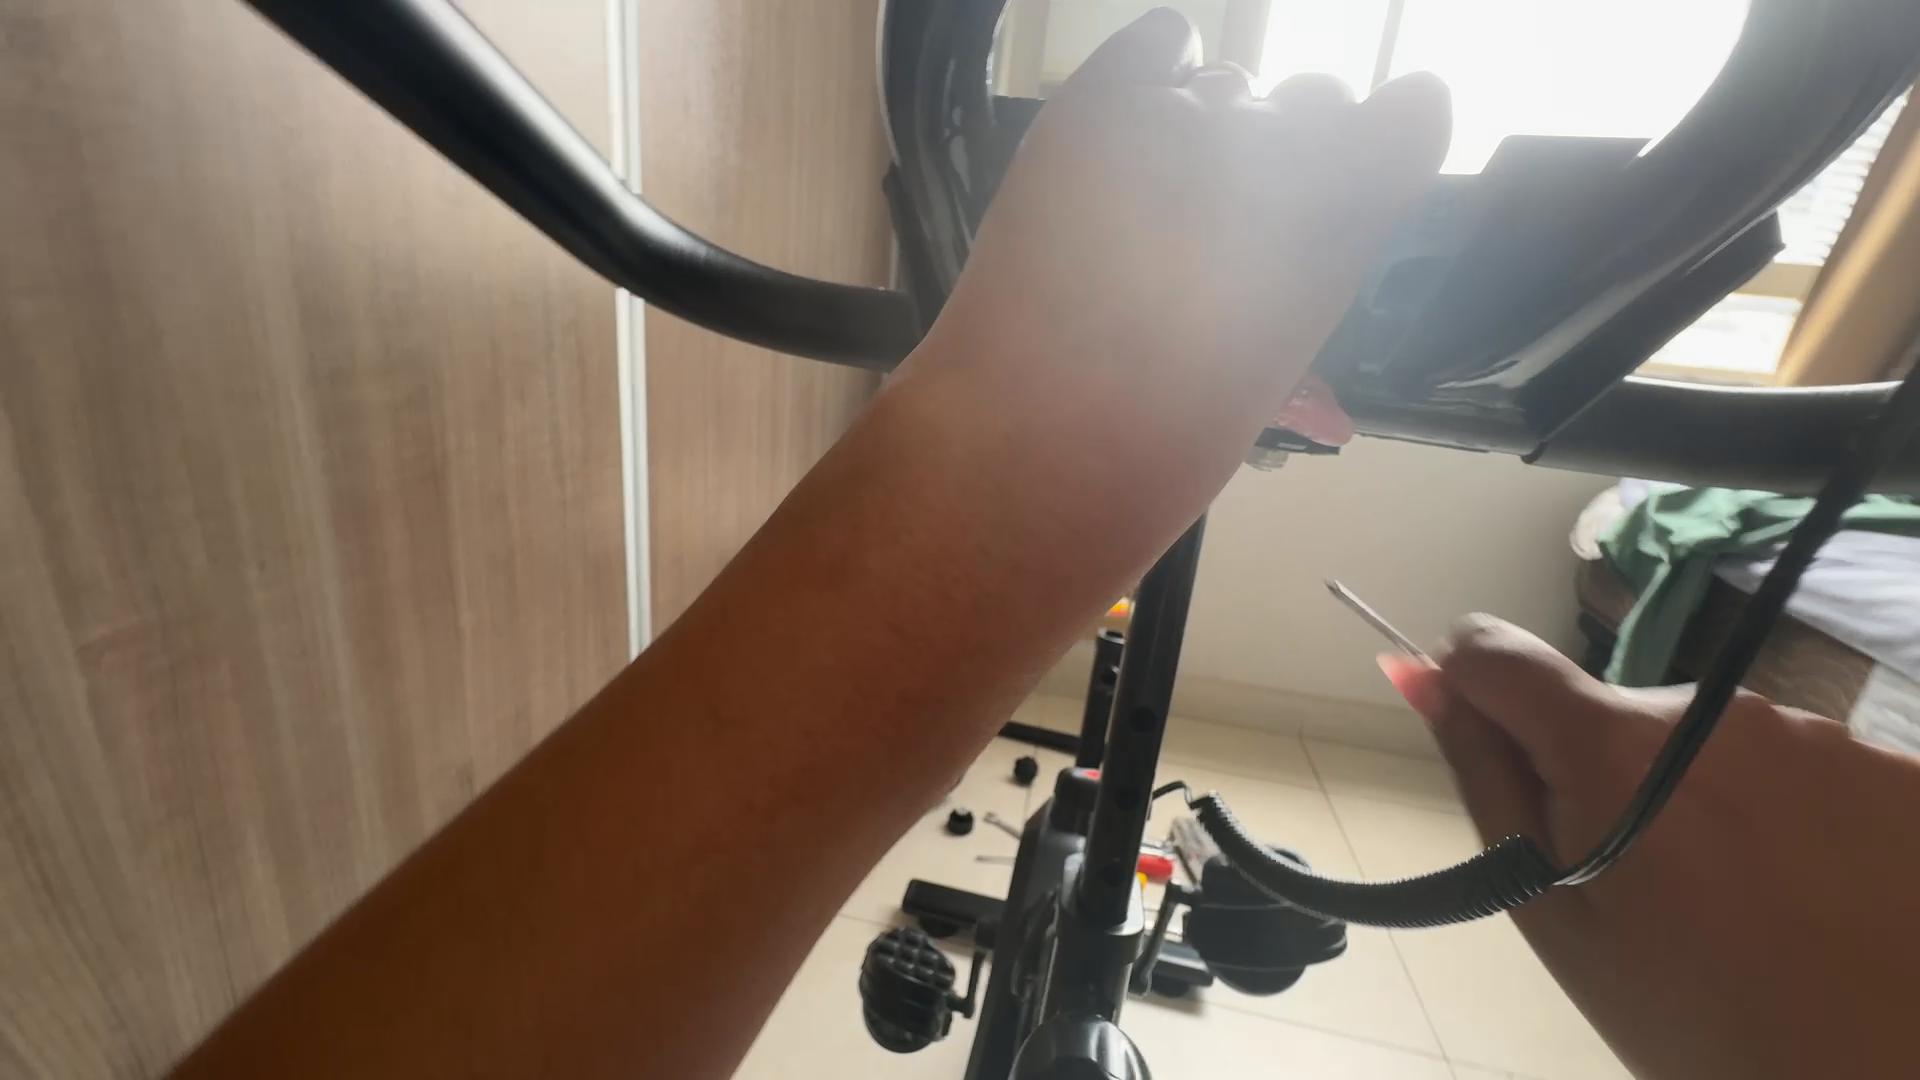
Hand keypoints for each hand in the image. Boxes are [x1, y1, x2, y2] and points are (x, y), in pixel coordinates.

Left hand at [899, 8, 1446, 504]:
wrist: (1030, 443)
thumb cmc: (1146, 448)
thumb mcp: (1244, 405)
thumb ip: (1291, 365)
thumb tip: (1325, 402)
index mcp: (1342, 229)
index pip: (1409, 118)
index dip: (1371, 151)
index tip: (1334, 190)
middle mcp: (1280, 149)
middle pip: (1305, 104)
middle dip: (1275, 158)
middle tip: (1209, 234)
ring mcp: (1183, 119)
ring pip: (1222, 91)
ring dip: (1200, 140)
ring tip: (1140, 219)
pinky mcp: (1095, 108)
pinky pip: (1152, 50)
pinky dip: (1148, 80)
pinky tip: (1127, 132)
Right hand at [1384, 618, 1919, 1079]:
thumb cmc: (1681, 1007)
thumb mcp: (1540, 893)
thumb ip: (1479, 767)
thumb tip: (1414, 670)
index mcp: (1614, 744)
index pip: (1492, 649)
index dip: (1469, 684)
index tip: (1494, 745)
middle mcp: (1719, 712)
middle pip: (1599, 703)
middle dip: (1589, 762)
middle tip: (1630, 867)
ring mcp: (1826, 736)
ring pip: (1691, 733)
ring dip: (1682, 783)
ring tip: (1727, 887)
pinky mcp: (1906, 771)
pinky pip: (1785, 758)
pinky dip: (1771, 804)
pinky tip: (1804, 885)